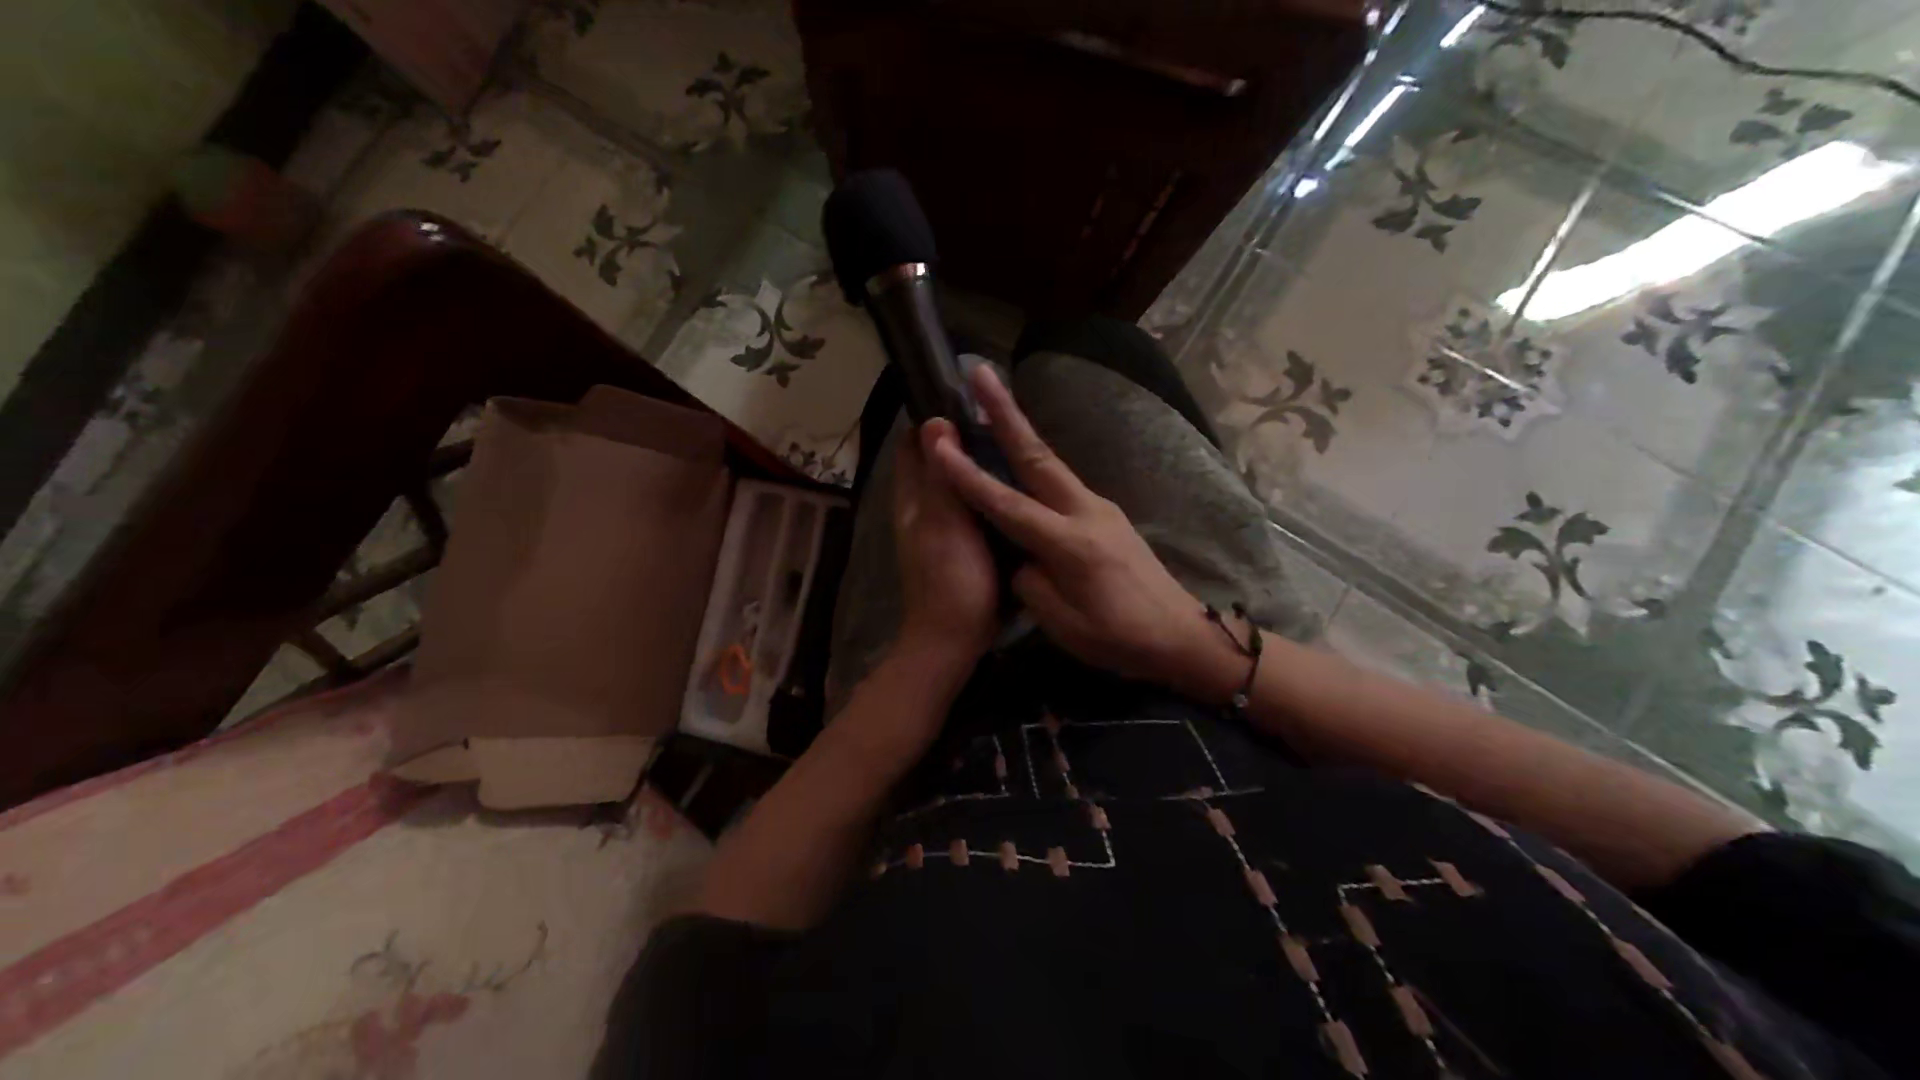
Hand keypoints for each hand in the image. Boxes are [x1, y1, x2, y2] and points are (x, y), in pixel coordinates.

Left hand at [892, 421, 999, 668]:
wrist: (954, 637)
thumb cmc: (950, 578)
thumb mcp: (946, 522)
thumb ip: (942, 476)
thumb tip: (935, 421)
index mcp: (912, 500)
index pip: (911, 446)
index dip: (929, 419)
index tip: (961, 397)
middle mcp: (921, 510)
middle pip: (933, 463)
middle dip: (955, 439)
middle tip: (995, 420)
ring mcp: (939, 530)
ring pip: (953, 485)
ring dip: (971, 465)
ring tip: (1008, 445)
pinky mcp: (959, 547)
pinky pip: (970, 508)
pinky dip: (983, 493)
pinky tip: (1011, 489)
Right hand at [926, 365, 1243, 701]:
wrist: (1179, 634)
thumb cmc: (1118, 638)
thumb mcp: (1063, 624)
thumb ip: (1030, 581)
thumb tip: (1018, 555)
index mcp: (1069, 545)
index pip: (1007, 504)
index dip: (967, 475)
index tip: (938, 443)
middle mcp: (1085, 512)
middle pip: (1036, 455)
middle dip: (1004, 412)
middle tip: (979, 372)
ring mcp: (1100, 507)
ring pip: (1050, 462)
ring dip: (1019, 428)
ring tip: (991, 400)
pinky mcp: (1106, 513)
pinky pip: (1061, 480)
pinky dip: (1034, 460)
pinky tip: (1019, 455)